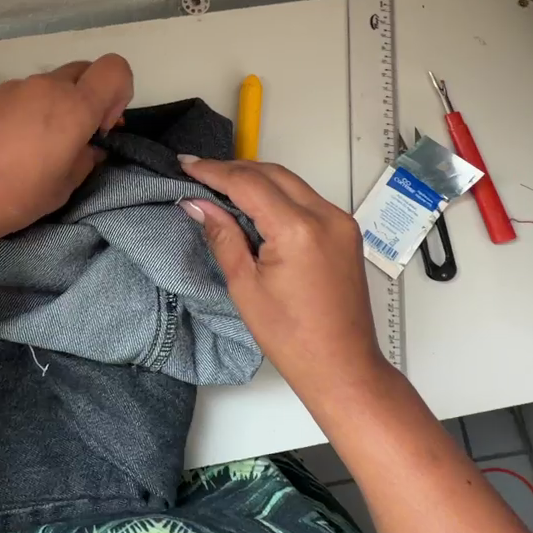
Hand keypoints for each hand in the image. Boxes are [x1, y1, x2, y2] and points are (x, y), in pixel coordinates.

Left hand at [0, 56, 133, 280]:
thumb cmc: (17, 196)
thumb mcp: (65, 186)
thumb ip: (87, 158)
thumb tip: (90, 146)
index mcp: (74, 105)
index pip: (115, 69)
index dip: (120, 93)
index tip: (104, 126)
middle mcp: (46, 87)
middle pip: (83, 72)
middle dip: (90, 97)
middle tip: (78, 137)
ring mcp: (13, 88)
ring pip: (50, 84)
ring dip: (57, 105)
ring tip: (39, 148)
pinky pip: (22, 95)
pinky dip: (29, 111)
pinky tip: (11, 147)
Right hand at [178, 159, 393, 398]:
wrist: (343, 367)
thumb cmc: (293, 337)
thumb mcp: (244, 285)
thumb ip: (222, 235)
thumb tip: (198, 203)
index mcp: (298, 230)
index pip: (248, 183)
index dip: (213, 171)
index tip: (187, 165)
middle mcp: (326, 217)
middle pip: (271, 173)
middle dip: (232, 168)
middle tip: (198, 171)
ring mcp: (340, 222)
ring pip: (289, 181)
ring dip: (255, 177)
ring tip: (219, 183)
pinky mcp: (345, 231)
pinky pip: (305, 197)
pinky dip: (276, 192)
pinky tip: (252, 201)